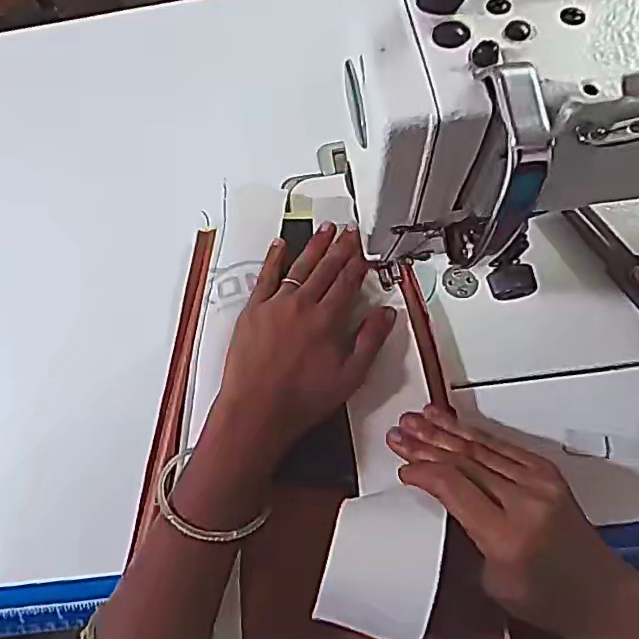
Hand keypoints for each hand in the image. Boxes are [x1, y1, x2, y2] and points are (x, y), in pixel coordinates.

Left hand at [203, 225, 395, 485]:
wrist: (257, 408)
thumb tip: (385, 316)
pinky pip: (266, 276)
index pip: (347, 282)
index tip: (363, 252)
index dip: (358, 264)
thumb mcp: (349, 376)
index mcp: (326, 321)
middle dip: (340, 248)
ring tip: (324, 230)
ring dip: (314, 247)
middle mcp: (301, 306)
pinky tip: (280, 245)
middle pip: (326, 268)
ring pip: (299, 267)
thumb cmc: (299, 398)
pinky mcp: (253, 310)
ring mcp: (275, 305)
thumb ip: (370, 341)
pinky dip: (274, 258)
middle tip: (348, 232)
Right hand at [388, 404, 638, 638]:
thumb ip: (460, 533)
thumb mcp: (489, 580)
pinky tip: (450, 422)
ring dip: (441, 430)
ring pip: (479, 447)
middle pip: (462, 460)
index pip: (452, 485)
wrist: (605, 599)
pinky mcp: (548, 473)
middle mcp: (526, 504)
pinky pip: (501, 445)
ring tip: (414, 419)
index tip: (403, 470)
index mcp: (506, 536)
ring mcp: (541, 484)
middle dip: (424, 444)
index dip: (422, 471)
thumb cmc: (546, 600)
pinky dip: (471, 431)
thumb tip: (432, 495)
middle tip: (397, 433)